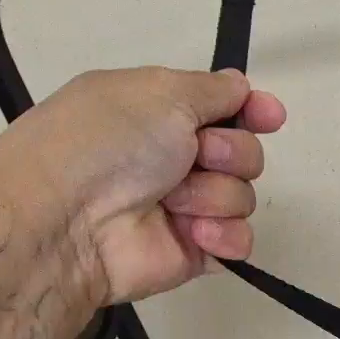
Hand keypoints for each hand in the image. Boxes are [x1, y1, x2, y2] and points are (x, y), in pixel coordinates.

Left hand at [0, 67, 286, 305]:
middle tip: (195, 157)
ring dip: (215, 195)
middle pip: (245, 154)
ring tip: (173, 202)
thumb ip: (212, 89)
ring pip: (244, 197)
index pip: (226, 110)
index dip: (253, 112)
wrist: (69, 221)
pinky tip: (193, 233)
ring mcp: (188, 208)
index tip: (269, 116)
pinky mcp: (197, 250)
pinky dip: (223, 235)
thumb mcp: (159, 92)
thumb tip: (243, 87)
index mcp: (161, 115)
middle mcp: (177, 159)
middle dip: (230, 153)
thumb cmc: (107, 142)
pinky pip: (240, 240)